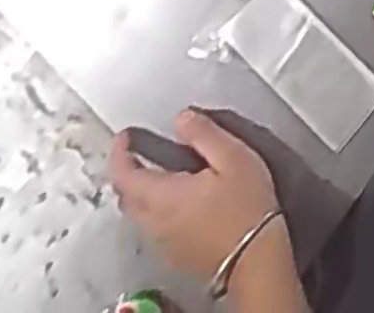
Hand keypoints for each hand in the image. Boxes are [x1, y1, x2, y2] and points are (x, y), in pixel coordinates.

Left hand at [111, 110, 281, 276]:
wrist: (255, 255)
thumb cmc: (245, 201)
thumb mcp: (233, 157)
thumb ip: (205, 134)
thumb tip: (181, 117)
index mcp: (162, 196)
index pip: (124, 176)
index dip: (119, 153)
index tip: (124, 135)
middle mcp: (153, 221)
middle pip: (125, 197)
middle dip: (127, 172)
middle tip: (139, 151)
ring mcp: (161, 241)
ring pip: (137, 213)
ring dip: (139, 191)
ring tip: (159, 171)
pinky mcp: (173, 253)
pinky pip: (151, 226)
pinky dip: (153, 206)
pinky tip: (177, 198)